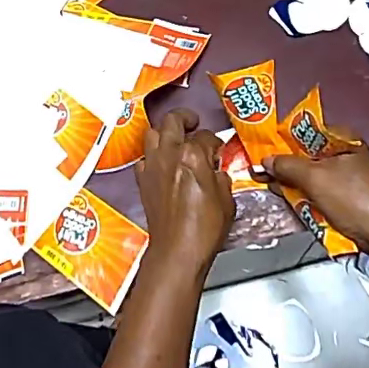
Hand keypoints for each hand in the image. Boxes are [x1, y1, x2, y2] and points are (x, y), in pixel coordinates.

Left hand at [135, 109, 232, 283]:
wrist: (177, 249)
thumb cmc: (205, 227)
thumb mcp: (226, 200)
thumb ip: (221, 178)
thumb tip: (216, 171)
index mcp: (193, 155)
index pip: (205, 136)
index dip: (214, 141)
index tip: (218, 148)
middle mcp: (169, 154)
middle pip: (172, 120)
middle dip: (184, 117)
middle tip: (193, 122)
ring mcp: (152, 165)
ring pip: (152, 133)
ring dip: (164, 133)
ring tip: (175, 139)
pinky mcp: (142, 180)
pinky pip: (144, 158)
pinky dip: (152, 157)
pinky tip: (162, 164)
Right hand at [263, 133, 368, 256]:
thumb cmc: (353, 199)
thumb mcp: (314, 178)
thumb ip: (286, 166)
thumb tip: (265, 160)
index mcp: (342, 139)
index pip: (304, 131)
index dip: (281, 140)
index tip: (262, 151)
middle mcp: (345, 153)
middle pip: (306, 154)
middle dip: (285, 166)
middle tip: (263, 175)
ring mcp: (348, 175)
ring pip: (311, 175)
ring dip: (294, 184)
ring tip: (276, 191)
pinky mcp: (349, 196)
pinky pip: (320, 191)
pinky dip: (307, 197)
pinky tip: (296, 204)